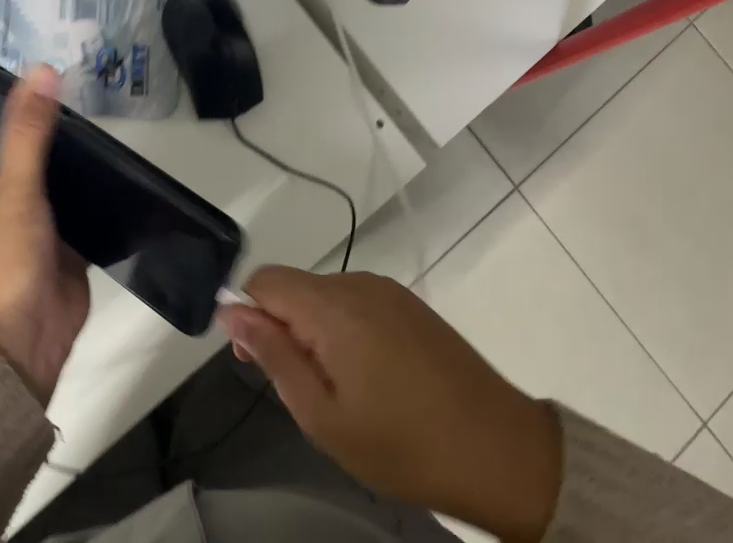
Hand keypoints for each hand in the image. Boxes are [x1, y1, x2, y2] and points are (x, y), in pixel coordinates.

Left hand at [0, 66, 89, 404]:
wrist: (24, 341)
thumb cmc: (4, 260)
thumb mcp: (13, 186)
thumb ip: (28, 131)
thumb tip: (43, 69)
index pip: (3, 133)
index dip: (26, 107)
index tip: (60, 75)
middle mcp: (9, 200)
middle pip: (40, 156)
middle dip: (65, 135)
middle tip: (101, 96)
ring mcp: (42, 224)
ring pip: (69, 182)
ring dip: (88, 165)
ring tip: (121, 126)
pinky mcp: (72, 246)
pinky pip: (91, 210)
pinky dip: (107, 197)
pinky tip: (131, 175)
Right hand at [217, 267, 562, 542]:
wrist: (501, 452)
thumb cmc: (403, 444)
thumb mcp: (322, 414)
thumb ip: (273, 355)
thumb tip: (231, 310)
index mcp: (333, 307)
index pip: (264, 280)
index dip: (248, 315)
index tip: (257, 362)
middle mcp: (360, 284)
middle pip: (295, 287)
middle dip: (283, 328)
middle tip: (303, 390)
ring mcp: (390, 292)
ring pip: (325, 297)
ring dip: (315, 332)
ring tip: (341, 390)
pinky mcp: (412, 306)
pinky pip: (357, 304)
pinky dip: (346, 331)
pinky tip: (370, 377)